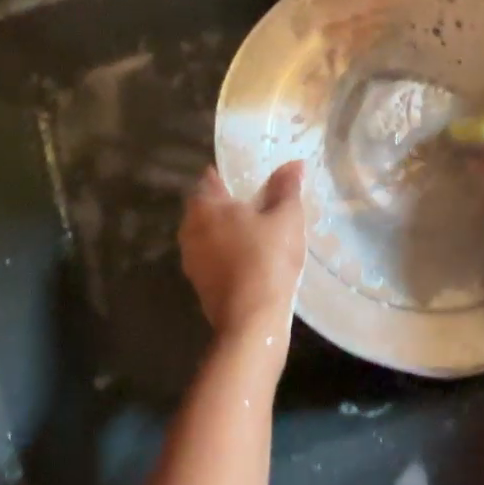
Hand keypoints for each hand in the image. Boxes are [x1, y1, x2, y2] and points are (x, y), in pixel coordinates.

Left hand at [180, 163, 307, 339]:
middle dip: (229, 203)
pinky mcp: (198, 284)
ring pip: (208, 234)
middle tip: (259, 202)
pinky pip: (212, 257)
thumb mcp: (286, 218)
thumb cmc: (267, 259)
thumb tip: (294, 163)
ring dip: (227, 231)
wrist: (251, 321)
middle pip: (207, 206)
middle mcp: (189, 228)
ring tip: (257, 231)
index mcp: (204, 206)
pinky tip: (250, 258)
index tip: (250, 176)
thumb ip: (287, 188)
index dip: (230, 174)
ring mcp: (190, 258)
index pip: (210, 178)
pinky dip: (227, 253)